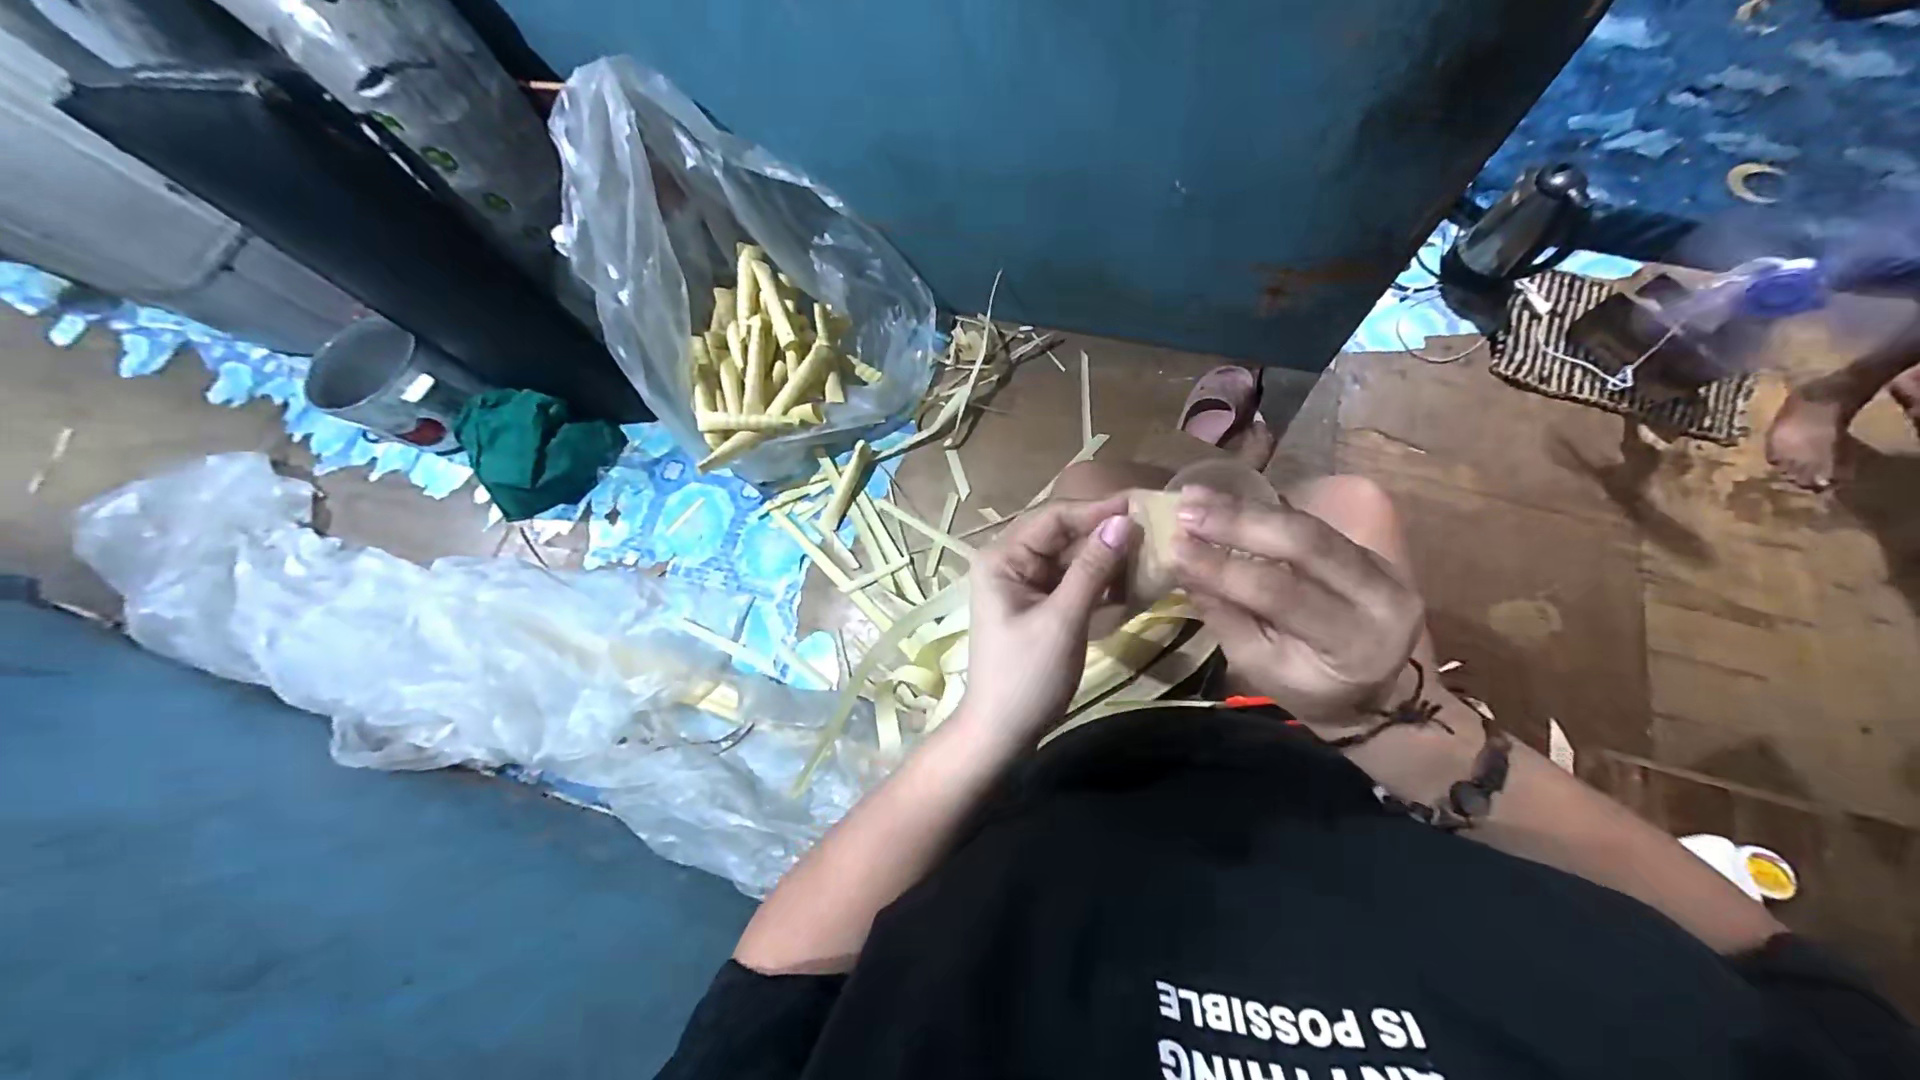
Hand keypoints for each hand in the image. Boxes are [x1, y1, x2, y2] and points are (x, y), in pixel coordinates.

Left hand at [958, 495, 1135, 742]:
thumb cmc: (1026, 676)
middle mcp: (1010, 562)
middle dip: (1105, 534)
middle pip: (1063, 535)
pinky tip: (1131, 584)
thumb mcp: (1063, 620)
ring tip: (1150, 556)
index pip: (1053, 517)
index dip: (1097, 510)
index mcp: (1002, 558)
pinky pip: (1072, 581)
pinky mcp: (1038, 604)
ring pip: (1072, 558)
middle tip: (1155, 531)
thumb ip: (1092, 569)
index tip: (1143, 504)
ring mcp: (1024, 584)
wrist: (1003, 731)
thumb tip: (1124, 522)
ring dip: (1107, 559)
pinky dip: (1099, 583)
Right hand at [1172, 489, 1423, 729]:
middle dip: (1238, 523)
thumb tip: (1183, 567)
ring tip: (1195, 496)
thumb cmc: (1307, 689)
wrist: (1371, 692)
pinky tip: (1223, 501)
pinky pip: (1312, 522)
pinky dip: (1262, 510)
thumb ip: (1225, 615)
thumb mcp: (1258, 665)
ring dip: (1245, 508)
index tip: (1175, 550)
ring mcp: (1384, 566)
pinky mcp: (1370, 550)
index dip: (1225, 568)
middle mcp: (1382, 596)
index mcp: (1355, 642)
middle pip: (1305, 543)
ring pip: (1308, 523)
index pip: (1282, 594)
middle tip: (1185, 511)